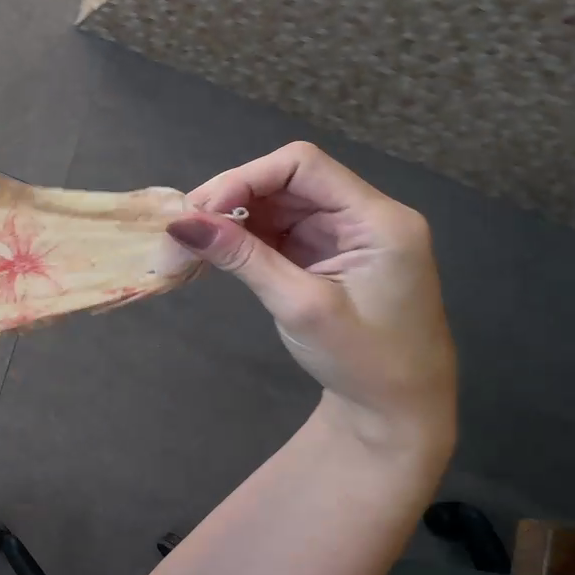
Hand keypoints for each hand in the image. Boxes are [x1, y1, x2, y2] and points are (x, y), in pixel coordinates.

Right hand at [166, 142, 456, 455]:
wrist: (396, 409)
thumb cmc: (365, 359)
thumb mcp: (300, 306)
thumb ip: (242, 257)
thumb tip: (178, 222)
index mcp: (377, 220)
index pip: (302, 165)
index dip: (245, 178)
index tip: (203, 213)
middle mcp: (360, 216)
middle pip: (281, 180)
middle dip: (227, 198)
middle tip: (182, 231)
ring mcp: (339, 234)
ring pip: (269, 202)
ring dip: (225, 219)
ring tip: (186, 245)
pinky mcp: (319, 251)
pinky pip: (270, 228)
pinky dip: (235, 237)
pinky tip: (209, 254)